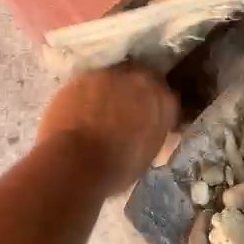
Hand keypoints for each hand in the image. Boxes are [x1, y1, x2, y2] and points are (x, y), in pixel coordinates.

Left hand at [36, 65, 178, 193]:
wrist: (76, 162)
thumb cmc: (116, 169)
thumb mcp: (148, 153)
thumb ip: (152, 131)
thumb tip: (148, 128)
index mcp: (164, 101)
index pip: (168, 97)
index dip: (157, 108)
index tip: (150, 119)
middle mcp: (141, 79)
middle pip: (142, 78)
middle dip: (136, 92)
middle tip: (124, 112)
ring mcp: (111, 74)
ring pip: (115, 78)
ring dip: (111, 90)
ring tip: (99, 112)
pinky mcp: (84, 76)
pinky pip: (91, 83)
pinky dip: (88, 94)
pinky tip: (79, 111)